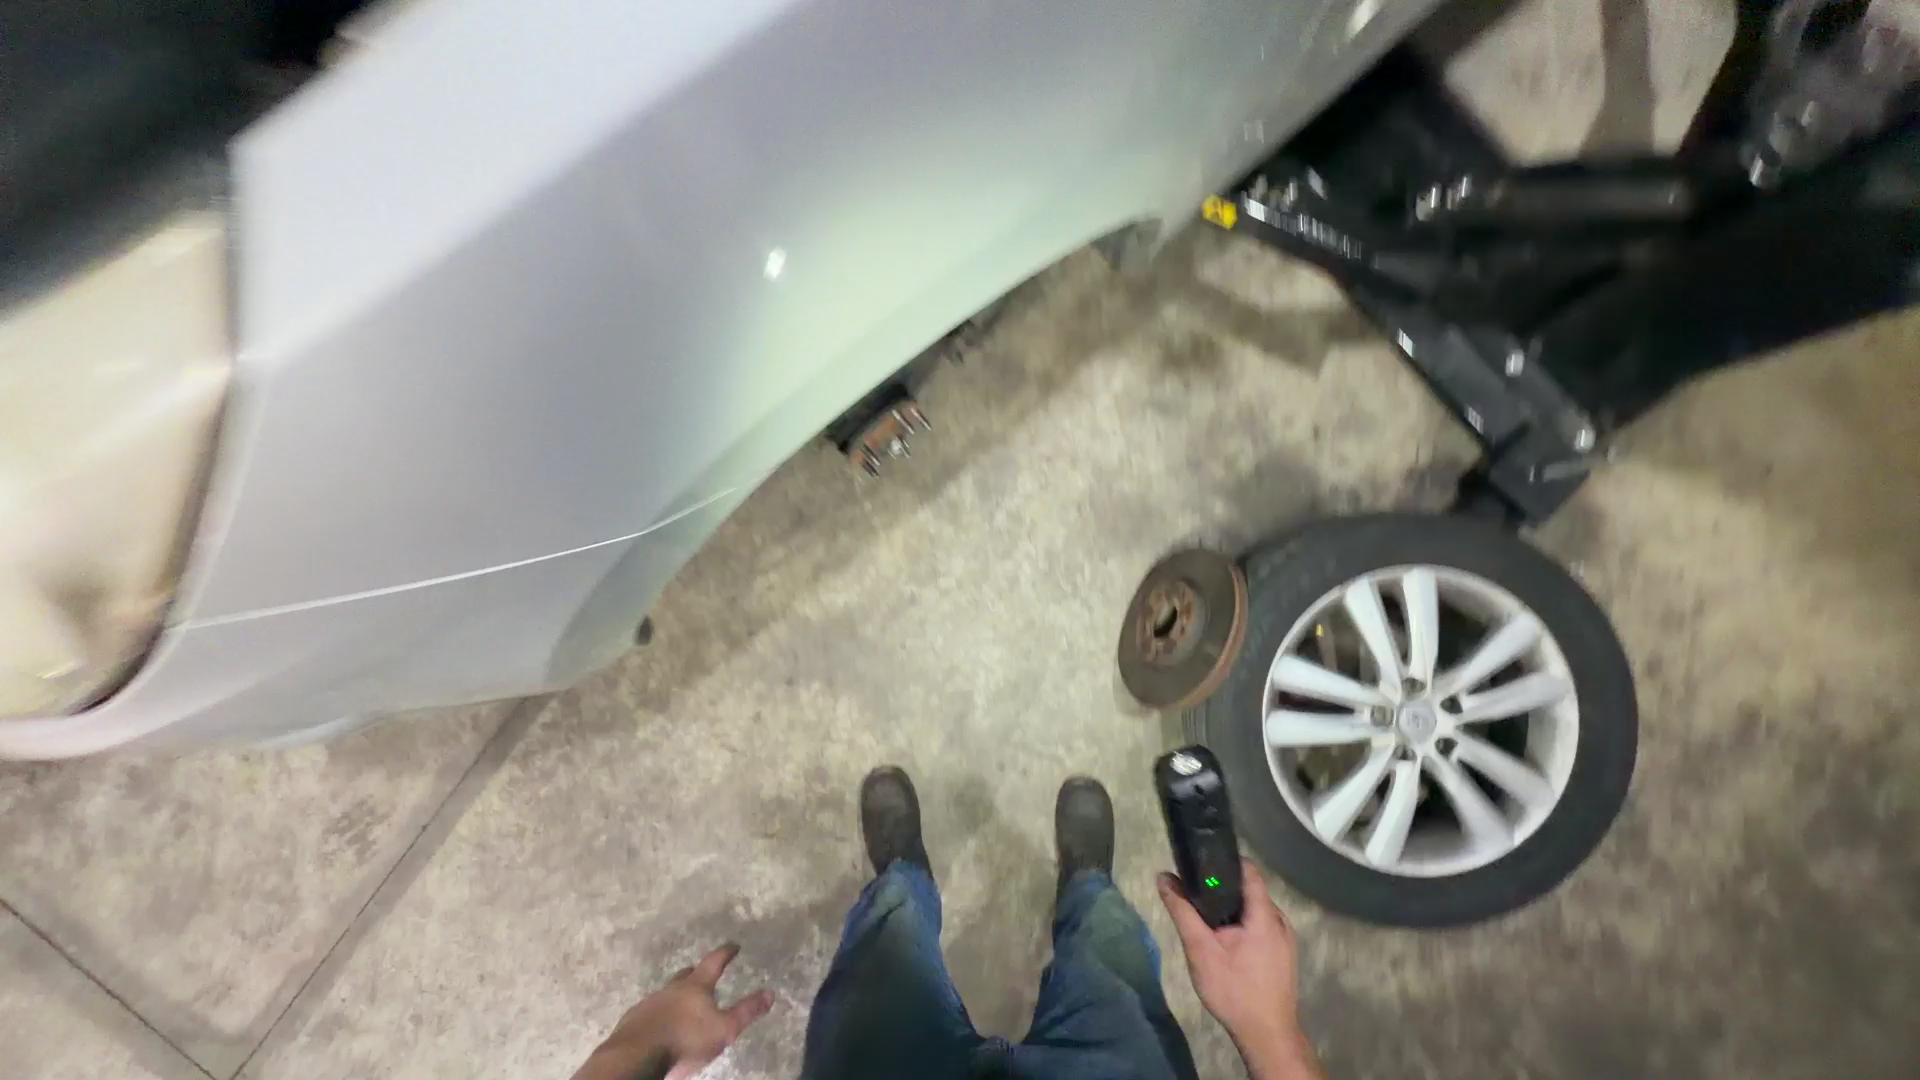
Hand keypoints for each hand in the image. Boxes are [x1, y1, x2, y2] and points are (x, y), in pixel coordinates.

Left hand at [572, 944, 773, 1079]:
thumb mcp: (723, 1030)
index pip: (714, 962)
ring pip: (666, 994)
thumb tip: (771, 993)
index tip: (734, 945)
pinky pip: (649, 1013)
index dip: (725, 952)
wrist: (634, 1060)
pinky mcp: (631, 1023)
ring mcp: (648, 1004)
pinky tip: (659, 1028)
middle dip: (696, 974)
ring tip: (682, 1008)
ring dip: (675, 997)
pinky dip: (658, 1016)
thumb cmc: (684, 1042)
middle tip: (703, 976)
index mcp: (695, 987)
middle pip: (686, 975)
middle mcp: (671, 989)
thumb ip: (746, 1012)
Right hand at [1158, 860, 1321, 1079]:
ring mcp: (1286, 940)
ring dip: (1232, 909)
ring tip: (1207, 917)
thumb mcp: (1200, 950)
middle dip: (1223, 888)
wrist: (1266, 1037)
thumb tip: (1163, 877)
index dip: (1225, 861)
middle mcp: (1280, 921)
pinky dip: (1243, 925)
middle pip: (1250, 890)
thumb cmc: (1234, 990)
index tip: (1201, 861)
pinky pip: (1262, 926)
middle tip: (1196, 893)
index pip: (1249, 870)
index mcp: (1264, 915)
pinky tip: (1225, 941)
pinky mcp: (1284, 956)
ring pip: (1255, 910)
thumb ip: (1182, 911)